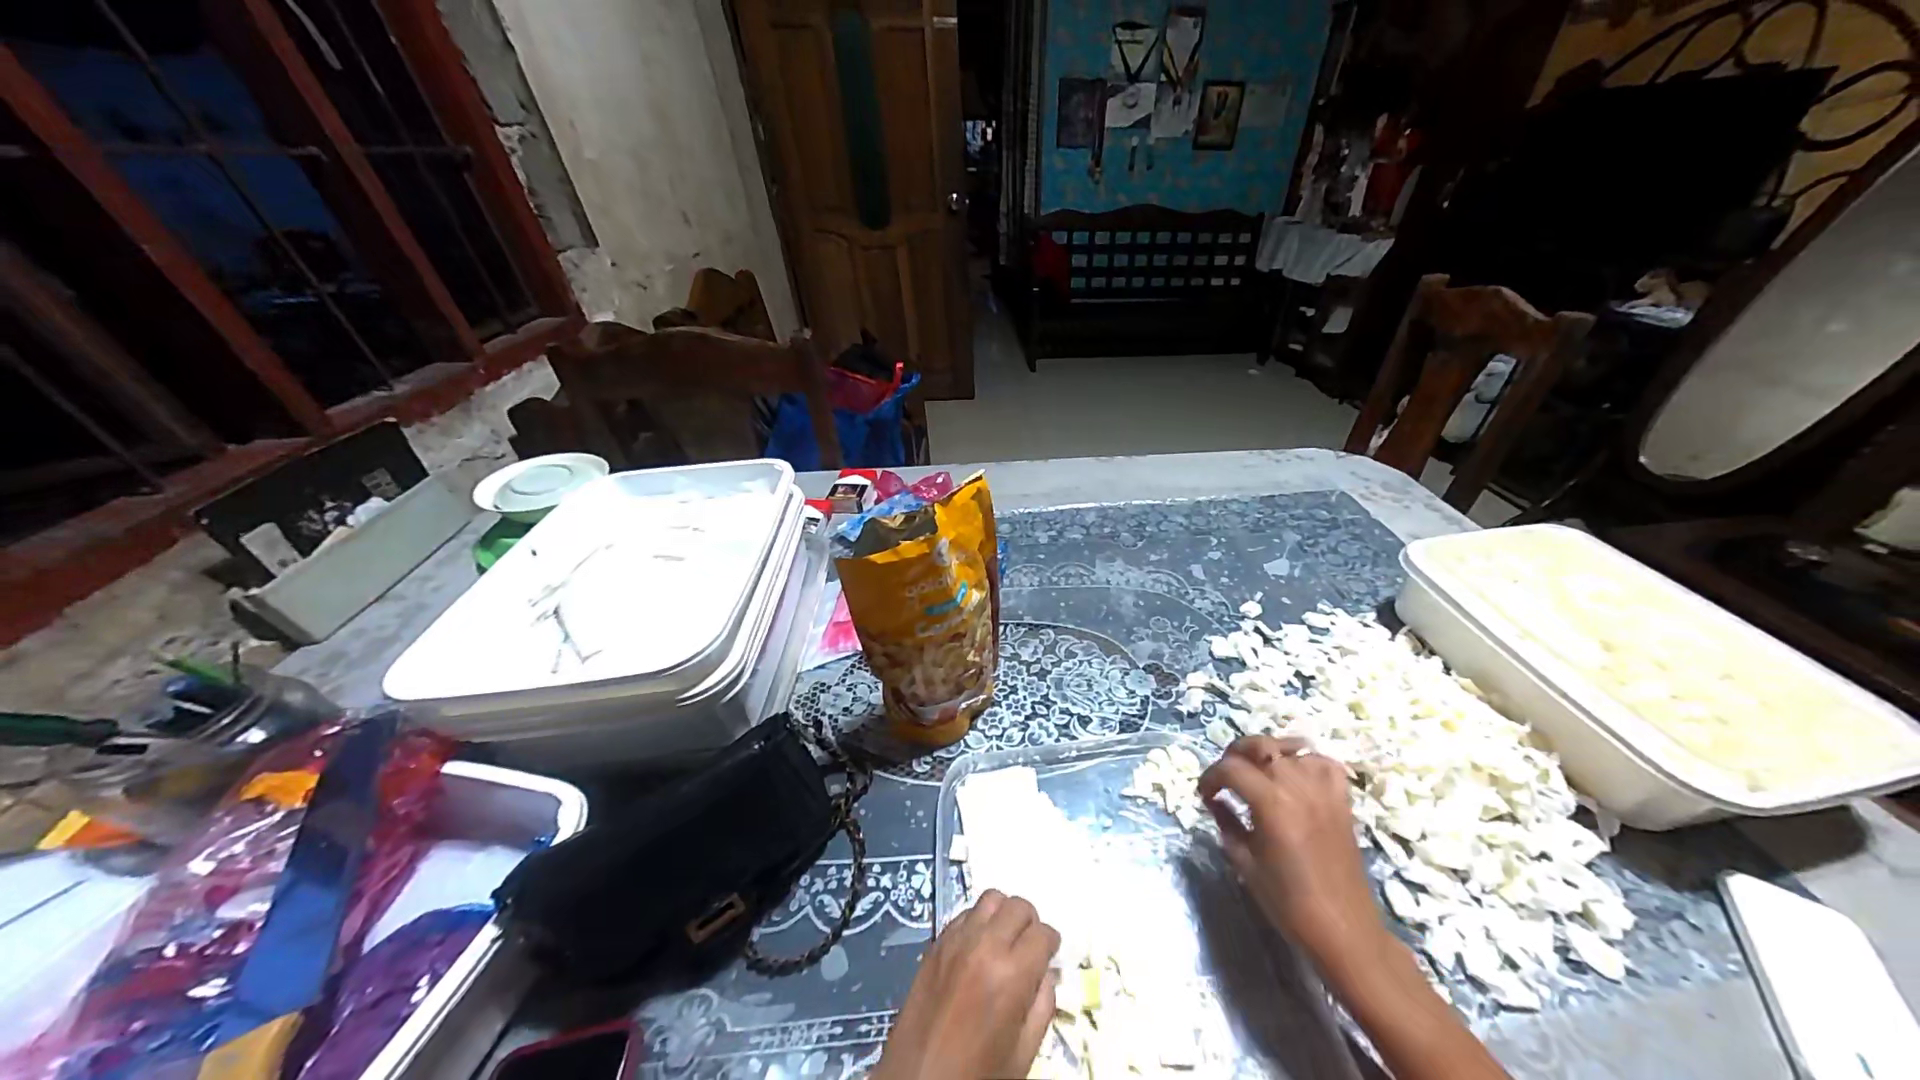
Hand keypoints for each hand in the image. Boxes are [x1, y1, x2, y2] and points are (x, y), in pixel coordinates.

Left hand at [874, 890, 1059, 1079]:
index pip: (1043, 934)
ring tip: (1004, 939)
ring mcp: (957, 940)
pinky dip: (978, 921)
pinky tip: (978, 946)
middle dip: (1030, 923)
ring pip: (991, 898)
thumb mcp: (1024, 1052)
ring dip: (1004, 914)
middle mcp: (984, 945)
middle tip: (1029, 946)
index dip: (1051, 944)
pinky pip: (965, 914)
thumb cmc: (977, 1072)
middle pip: (1018, 906)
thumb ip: (1042, 1006)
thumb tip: (1045, 973)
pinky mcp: (936, 943)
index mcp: (1012, 974)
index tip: (1049, 955)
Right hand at [1199, 735, 1383, 966]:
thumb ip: (1227, 824)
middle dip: (1235, 755)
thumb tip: (1216, 802)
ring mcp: (1324, 791)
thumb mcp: (1245, 863)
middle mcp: (1298, 786)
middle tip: (1225, 776)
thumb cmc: (1289, 903)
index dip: (1210, 776)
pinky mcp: (1342, 801)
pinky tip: (1296, 776)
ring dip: (1268, 755)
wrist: (1343, 929)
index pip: (1230, 768)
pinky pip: (1324, 764)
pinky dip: (1306, 762)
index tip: (1205, 794)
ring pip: (1291, 750)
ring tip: (1258, 772)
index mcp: (1271, 803)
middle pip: (1260, 746)